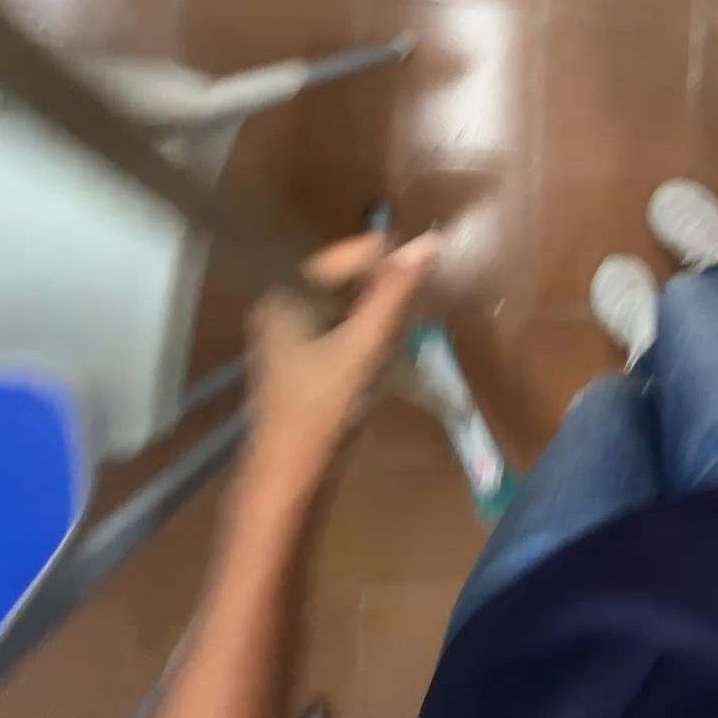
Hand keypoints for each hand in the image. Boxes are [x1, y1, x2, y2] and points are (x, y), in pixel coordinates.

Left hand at [245, 232, 440, 474]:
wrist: (291, 475)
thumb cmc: (323, 406)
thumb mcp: (366, 344)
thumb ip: (397, 291)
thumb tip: (431, 241)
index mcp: (288, 291)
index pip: (356, 252)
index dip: (393, 269)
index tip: (418, 298)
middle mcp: (286, 299)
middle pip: (356, 273)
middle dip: (389, 294)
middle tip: (404, 327)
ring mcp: (295, 326)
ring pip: (357, 298)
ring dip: (385, 315)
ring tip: (393, 345)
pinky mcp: (308, 349)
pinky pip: (350, 321)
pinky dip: (374, 332)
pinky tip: (382, 357)